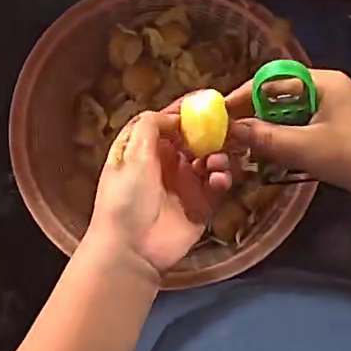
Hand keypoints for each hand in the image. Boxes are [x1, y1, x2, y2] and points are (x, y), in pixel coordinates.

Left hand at [86, 111, 232, 275]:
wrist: (130, 249)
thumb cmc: (124, 199)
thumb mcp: (131, 154)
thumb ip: (151, 126)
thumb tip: (174, 116)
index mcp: (146, 149)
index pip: (170, 122)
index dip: (187, 111)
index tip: (209, 100)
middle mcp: (167, 163)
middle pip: (196, 139)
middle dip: (211, 132)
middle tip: (226, 129)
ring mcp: (185, 185)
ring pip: (211, 160)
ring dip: (218, 155)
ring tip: (216, 161)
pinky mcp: (201, 206)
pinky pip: (218, 186)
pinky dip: (223, 178)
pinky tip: (219, 179)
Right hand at [225, 69, 350, 201]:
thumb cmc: (350, 156)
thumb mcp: (304, 147)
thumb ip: (265, 137)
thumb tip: (230, 130)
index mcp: (322, 81)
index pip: (272, 80)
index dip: (244, 96)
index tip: (221, 113)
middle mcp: (327, 87)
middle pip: (280, 94)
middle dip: (254, 113)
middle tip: (230, 132)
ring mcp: (334, 106)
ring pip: (289, 111)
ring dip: (268, 127)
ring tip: (245, 145)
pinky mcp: (337, 126)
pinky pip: (301, 124)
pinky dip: (284, 136)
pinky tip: (270, 152)